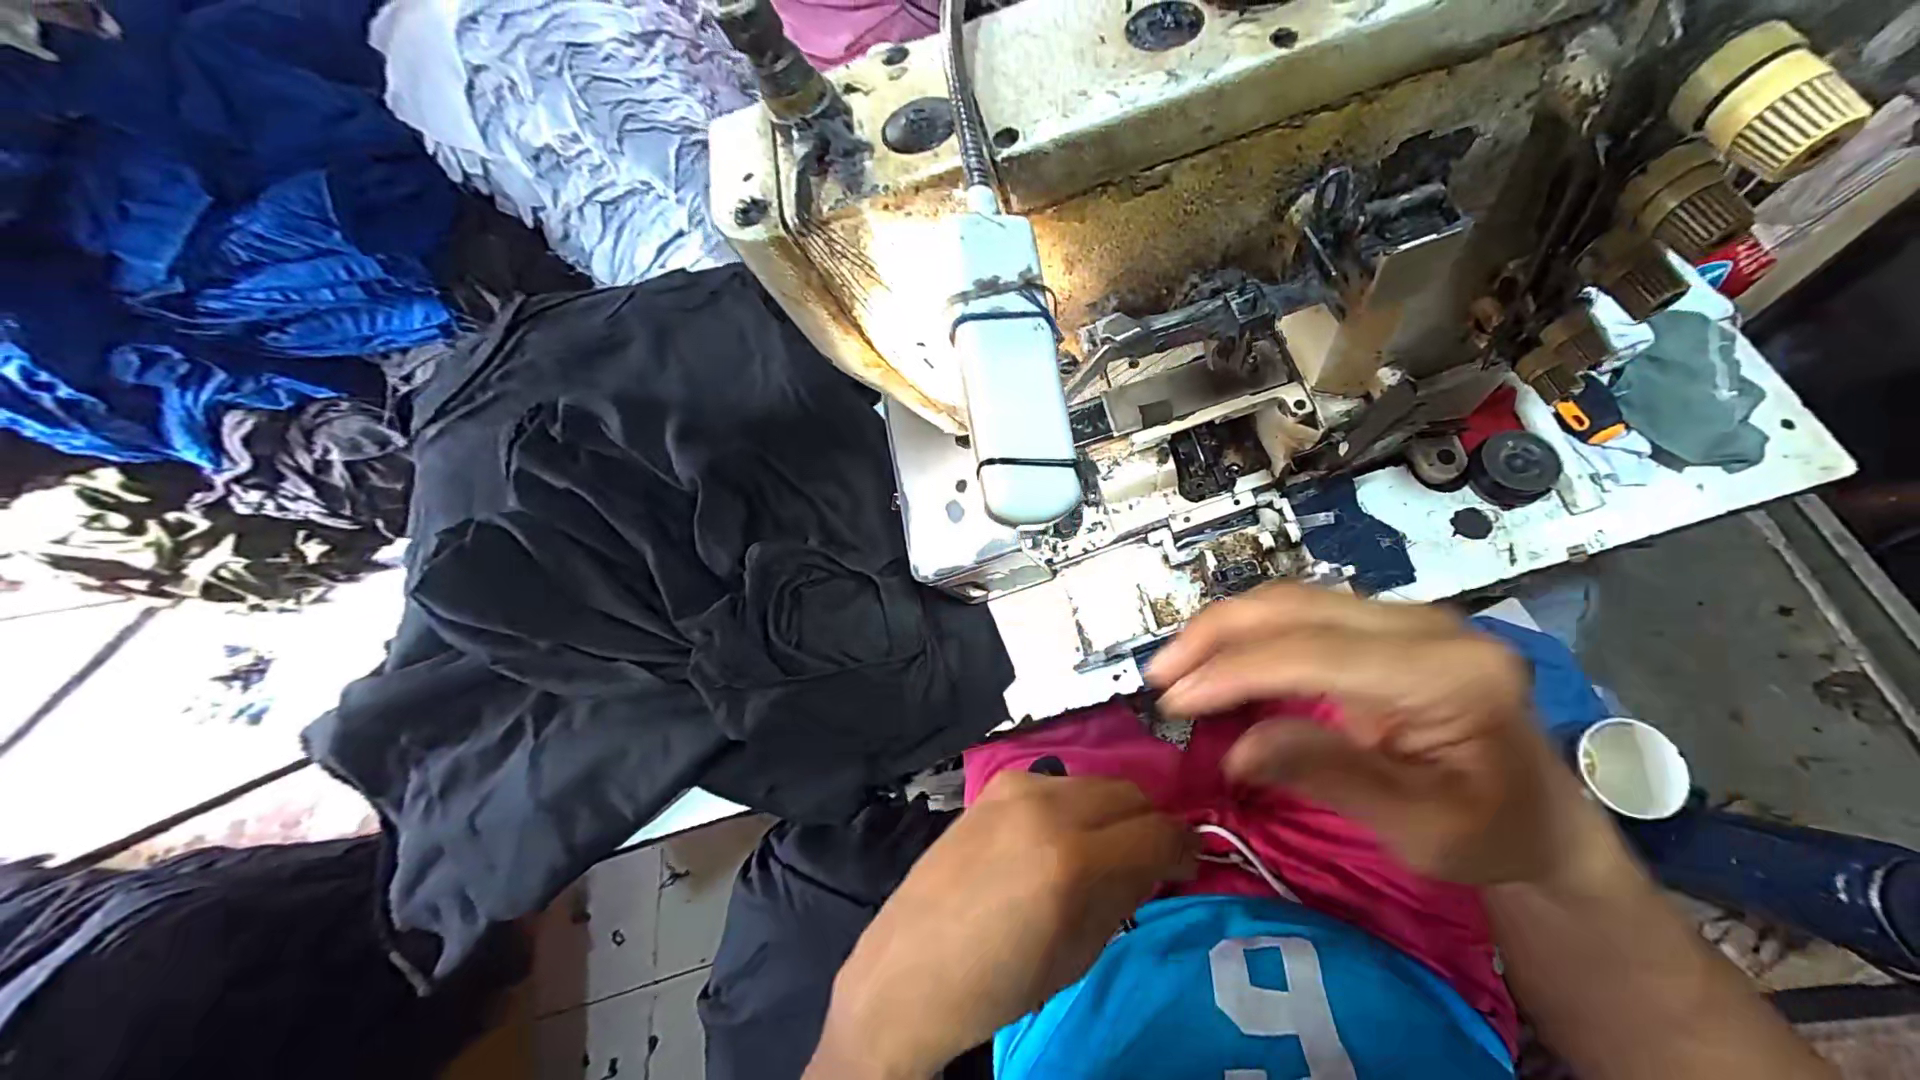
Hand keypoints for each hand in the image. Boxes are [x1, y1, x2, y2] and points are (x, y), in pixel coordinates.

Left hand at [805, 773, 1195, 1079]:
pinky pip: (1057, 783)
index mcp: (1074, 860)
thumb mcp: (1081, 951)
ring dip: (1114, 811)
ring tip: (1102, 848)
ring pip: (1096, 782)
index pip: (1159, 831)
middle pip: (1131, 793)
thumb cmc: (999, 980)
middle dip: (1150, 824)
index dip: (1185, 847)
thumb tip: (1161, 860)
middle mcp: (1048, 807)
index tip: (1188, 863)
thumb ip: (1127, 893)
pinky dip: (1075, 805)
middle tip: (1150, 858)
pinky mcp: (995, 784)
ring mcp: (1016, 787)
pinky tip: (1057, 837)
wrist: (910, 964)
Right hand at [1147, 584, 1588, 885]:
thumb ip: (1328, 776)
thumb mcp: (1416, 829)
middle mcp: (1427, 626)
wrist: (1544, 818)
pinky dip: (1248, 632)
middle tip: (1160, 674)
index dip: (1233, 672)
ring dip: (1224, 628)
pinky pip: (1300, 611)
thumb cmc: (1491, 836)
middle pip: (1295, 607)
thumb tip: (1235, 750)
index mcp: (1450, 674)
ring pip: (1290, 599)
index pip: (1314, 654)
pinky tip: (1216, 654)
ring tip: (1176, 664)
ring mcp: (1406, 616)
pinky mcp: (1384, 623)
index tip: (1173, 700)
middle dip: (1215, 635)